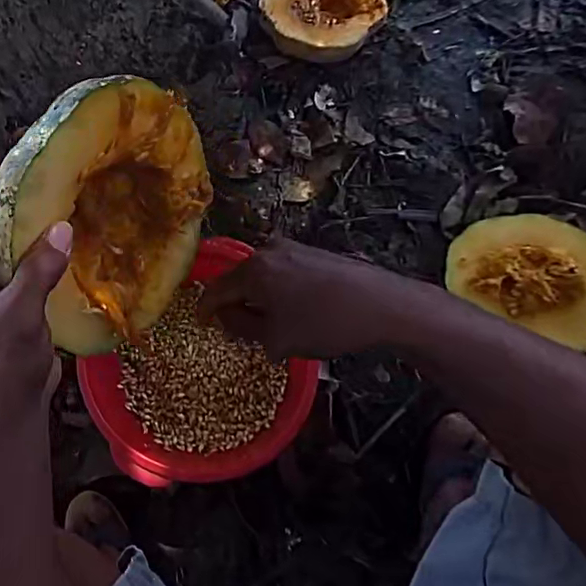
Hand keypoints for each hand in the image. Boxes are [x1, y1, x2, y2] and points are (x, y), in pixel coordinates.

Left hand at [0, 180, 72, 422]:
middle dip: (9, 210)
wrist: (12, 410)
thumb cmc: (6, 365)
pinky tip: (57, 243)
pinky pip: (18, 271)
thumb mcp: (20, 315)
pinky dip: (35, 255)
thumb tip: (62, 229)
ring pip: (3, 253)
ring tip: (51, 204)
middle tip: (38, 182)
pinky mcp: (4, 308)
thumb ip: (38, 271)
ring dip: (24, 233)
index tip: (10, 167)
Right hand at [198, 237, 415, 359]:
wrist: (383, 305)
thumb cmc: (324, 324)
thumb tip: (226, 315)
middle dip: (235, 304)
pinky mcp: (311, 251)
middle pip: (237, 279)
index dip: (205, 310)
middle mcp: (266, 251)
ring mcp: (291, 247)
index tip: (202, 324)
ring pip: (260, 275)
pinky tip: (293, 310)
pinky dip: (276, 290)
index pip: (215, 290)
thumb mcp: (274, 338)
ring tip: (269, 323)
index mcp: (251, 270)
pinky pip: (280, 271)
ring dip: (257, 298)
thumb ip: (241, 326)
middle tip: (239, 330)